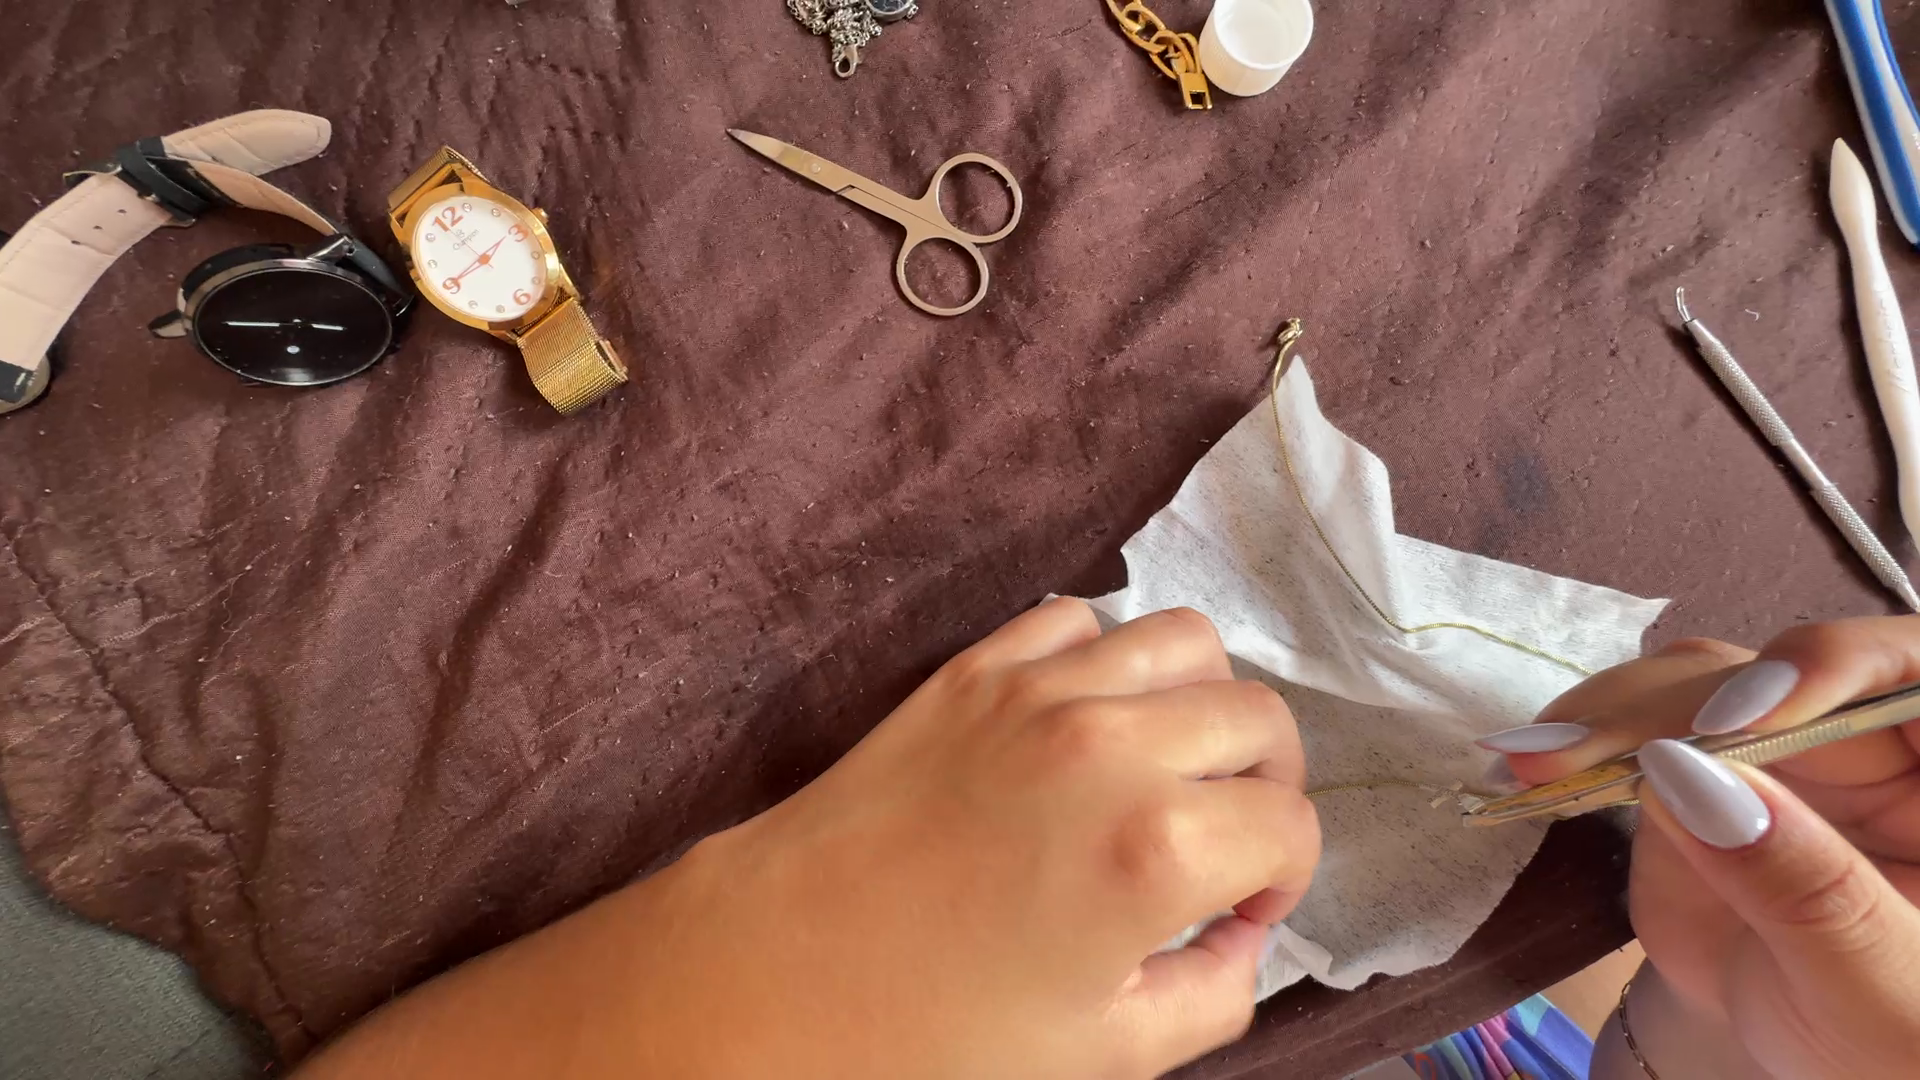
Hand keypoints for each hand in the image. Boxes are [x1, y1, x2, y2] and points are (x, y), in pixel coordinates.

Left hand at [300, 599, 1318, 1079]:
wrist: (782, 962)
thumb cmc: (934, 1035)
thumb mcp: (1108, 1056)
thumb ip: (1215, 988)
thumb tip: (1241, 923)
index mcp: (1158, 849)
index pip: (1291, 823)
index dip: (1282, 874)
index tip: (1239, 905)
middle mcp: (1111, 742)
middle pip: (1257, 713)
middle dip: (1263, 777)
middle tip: (1220, 825)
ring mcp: (1039, 686)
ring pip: (1183, 639)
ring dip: (1198, 699)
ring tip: (1161, 755)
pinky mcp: (977, 663)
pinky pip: (1075, 618)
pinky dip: (1101, 656)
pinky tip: (1079, 712)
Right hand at [1480, 619, 1919, 1077]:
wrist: (1822, 1069)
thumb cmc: (1897, 1056)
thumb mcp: (1888, 1006)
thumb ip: (1811, 894)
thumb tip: (1682, 770)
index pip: (1910, 675)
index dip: (1827, 669)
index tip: (1728, 724)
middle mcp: (1873, 749)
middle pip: (1761, 675)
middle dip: (1653, 709)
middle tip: (1561, 752)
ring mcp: (1776, 753)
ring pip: (1680, 686)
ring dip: (1596, 717)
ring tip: (1527, 760)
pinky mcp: (1691, 766)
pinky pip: (1629, 727)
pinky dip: (1573, 739)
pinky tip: (1529, 762)